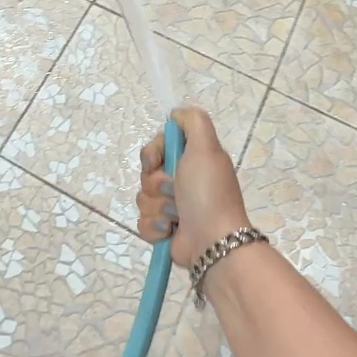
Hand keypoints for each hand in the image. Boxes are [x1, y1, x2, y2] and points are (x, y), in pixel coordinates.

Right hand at [137, 107, 252, 267]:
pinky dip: (155, 227)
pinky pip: (143, 222)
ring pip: (142, 198)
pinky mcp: (165, 230)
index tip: (159, 160)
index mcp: (192, 160)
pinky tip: (171, 231)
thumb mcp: (206, 147)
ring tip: (176, 216)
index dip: (154, 152)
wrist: (213, 242)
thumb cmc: (208, 193)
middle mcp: (182, 181)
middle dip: (156, 183)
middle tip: (174, 191)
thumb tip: (175, 115)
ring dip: (157, 207)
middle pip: (147, 172)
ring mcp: (173, 207)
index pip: (157, 147)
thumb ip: (193, 121)